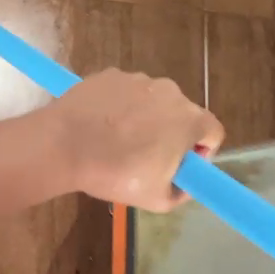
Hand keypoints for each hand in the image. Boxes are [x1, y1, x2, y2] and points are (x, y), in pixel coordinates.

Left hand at [38, 69, 222, 211]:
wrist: (61, 144)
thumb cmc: (115, 172)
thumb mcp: (158, 199)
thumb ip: (181, 191)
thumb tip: (182, 183)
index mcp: (190, 119)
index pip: (212, 132)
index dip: (200, 152)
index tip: (179, 165)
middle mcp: (169, 90)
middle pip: (180, 114)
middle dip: (169, 134)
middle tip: (143, 155)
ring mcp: (136, 79)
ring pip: (150, 101)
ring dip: (142, 117)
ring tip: (115, 139)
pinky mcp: (107, 74)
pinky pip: (122, 92)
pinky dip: (116, 105)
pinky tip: (98, 123)